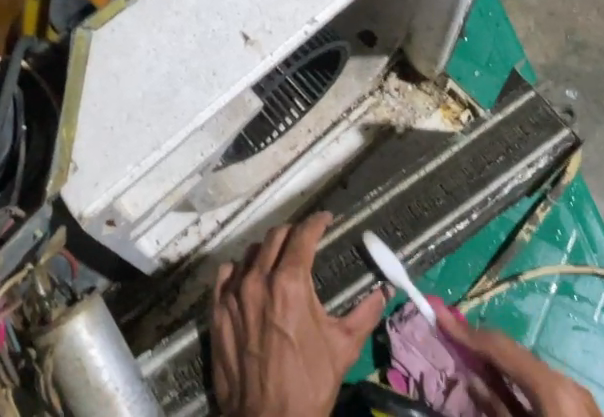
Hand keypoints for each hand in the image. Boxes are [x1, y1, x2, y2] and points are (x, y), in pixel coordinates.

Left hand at [211, 212, 389, 416]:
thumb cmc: (308, 383)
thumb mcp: (343, 347)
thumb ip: (365, 313)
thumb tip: (385, 291)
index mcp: (290, 283)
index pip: (303, 235)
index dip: (317, 222)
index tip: (326, 219)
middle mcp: (259, 279)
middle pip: (275, 237)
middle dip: (294, 233)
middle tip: (307, 239)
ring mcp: (233, 293)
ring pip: (250, 253)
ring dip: (268, 251)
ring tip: (280, 259)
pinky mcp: (217, 309)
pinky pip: (226, 274)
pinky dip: (240, 269)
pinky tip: (250, 277)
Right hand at [440, 312, 603, 416]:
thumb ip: (495, 407)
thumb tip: (472, 380)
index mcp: (551, 386)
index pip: (501, 347)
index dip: (467, 332)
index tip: (440, 316)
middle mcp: (566, 382)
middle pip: (515, 354)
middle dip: (482, 346)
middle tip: (451, 336)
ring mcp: (577, 396)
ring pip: (528, 370)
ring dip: (498, 365)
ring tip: (469, 359)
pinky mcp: (581, 410)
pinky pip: (541, 387)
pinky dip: (517, 384)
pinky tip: (499, 389)